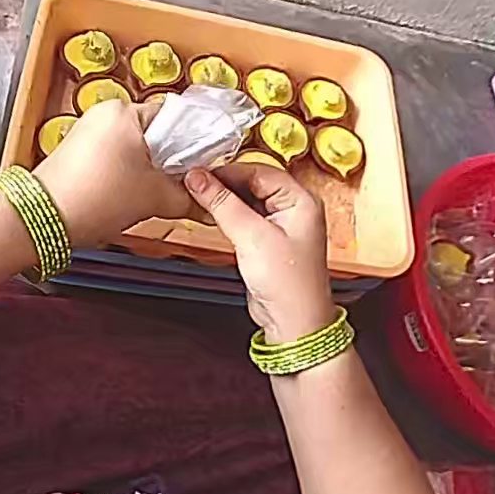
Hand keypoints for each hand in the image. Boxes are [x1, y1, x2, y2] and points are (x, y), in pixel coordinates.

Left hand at [32, 99, 191, 246]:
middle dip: (167, 163)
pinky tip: (126, 197)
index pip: (177, 118)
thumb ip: (187, 199)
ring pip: (134, 148)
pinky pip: (113, 158)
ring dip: (146, 172)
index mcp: (126, 111)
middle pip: (155, 134)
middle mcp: (105, 113)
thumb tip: (207, 205)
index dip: (193, 145)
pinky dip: (125, 175)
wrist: (43, 219)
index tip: (201, 169)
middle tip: (176, 187)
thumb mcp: (152, 199)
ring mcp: (88, 131)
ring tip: (148, 196)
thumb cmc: (93, 199)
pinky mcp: (77, 151)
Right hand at [183, 165, 336, 342]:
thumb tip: (199, 179)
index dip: (227, 171)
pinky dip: (228, 216)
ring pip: (247, 201)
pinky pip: (245, 219)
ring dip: (223, 201)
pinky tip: (211, 216)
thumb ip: (223, 204)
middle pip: (252, 184)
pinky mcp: (267, 242)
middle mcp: (294, 209)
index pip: (258, 171)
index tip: (198, 173)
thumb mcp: (252, 236)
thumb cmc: (288, 283)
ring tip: (198, 198)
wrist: (294, 322)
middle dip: (223, 184)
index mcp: (301, 199)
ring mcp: (281, 226)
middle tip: (193, 184)